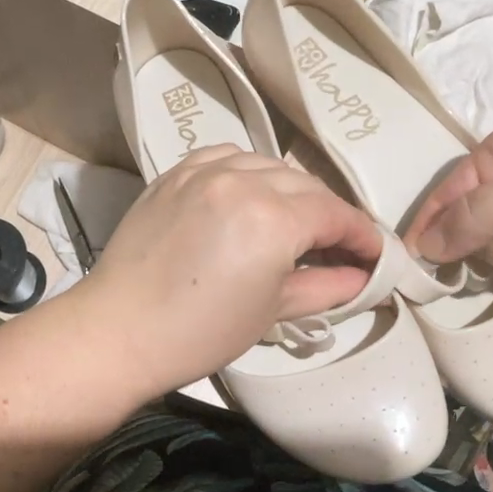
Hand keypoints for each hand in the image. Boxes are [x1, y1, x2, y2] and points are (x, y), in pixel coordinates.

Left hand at [71, 145, 382, 392]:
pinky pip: (224, 158)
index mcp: (273, 217)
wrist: (119, 330)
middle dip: (326, 215)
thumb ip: (324, 286)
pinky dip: (246, 173)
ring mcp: (202, 171)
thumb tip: (361, 277)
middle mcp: (241, 180)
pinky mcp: (172, 175)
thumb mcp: (271, 312)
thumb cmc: (199, 333)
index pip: (334, 214)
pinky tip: (247, 196)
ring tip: (290, 223)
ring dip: (288, 190)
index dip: (360, 236)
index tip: (373, 255)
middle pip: (304, 185)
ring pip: (266, 165)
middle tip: (333, 248)